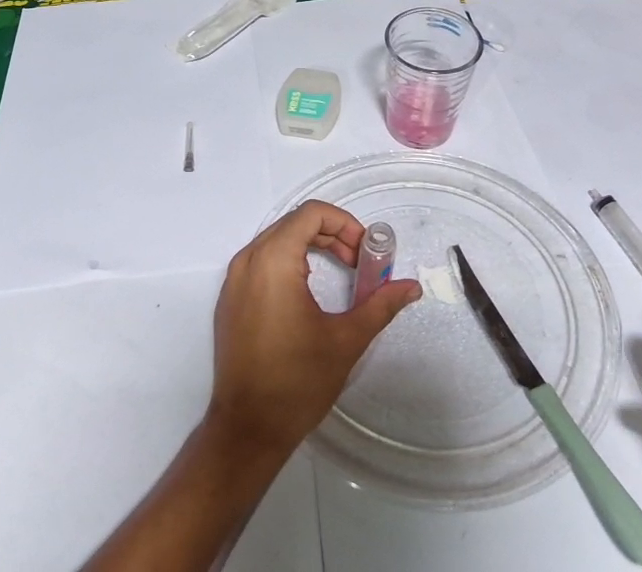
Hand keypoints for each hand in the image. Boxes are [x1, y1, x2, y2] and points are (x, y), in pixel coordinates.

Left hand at [208, 200, 421, 453]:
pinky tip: (310, 291)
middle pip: (294, 223)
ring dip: (312, 246)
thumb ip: (381, 304)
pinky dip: (289, 262)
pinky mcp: (230, 300)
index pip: (311, 213)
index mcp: (272, 261)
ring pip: (276, 240)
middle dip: (332, 234)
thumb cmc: (298, 380)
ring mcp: (233, 281)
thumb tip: (411, 287)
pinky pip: (261, 261)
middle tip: (360, 263)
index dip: (345, 223)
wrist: (248, 427)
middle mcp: (247, 262)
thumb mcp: (347, 338)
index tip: (367, 252)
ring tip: (342, 273)